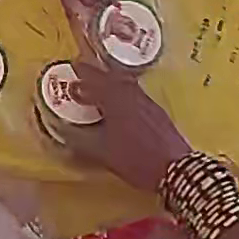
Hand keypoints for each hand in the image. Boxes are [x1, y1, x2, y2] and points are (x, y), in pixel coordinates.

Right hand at [59, 62, 191, 192]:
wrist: (176, 168)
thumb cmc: (136, 159)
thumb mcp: (103, 153)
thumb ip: (80, 140)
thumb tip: (62, 130)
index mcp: (116, 101)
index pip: (95, 83)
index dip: (82, 77)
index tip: (71, 69)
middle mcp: (132, 96)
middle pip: (111, 78)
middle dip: (95, 73)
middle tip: (82, 69)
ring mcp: (147, 102)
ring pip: (125, 84)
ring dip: (110, 80)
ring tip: (100, 84)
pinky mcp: (157, 112)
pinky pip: (135, 92)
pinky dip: (123, 90)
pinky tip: (121, 101)